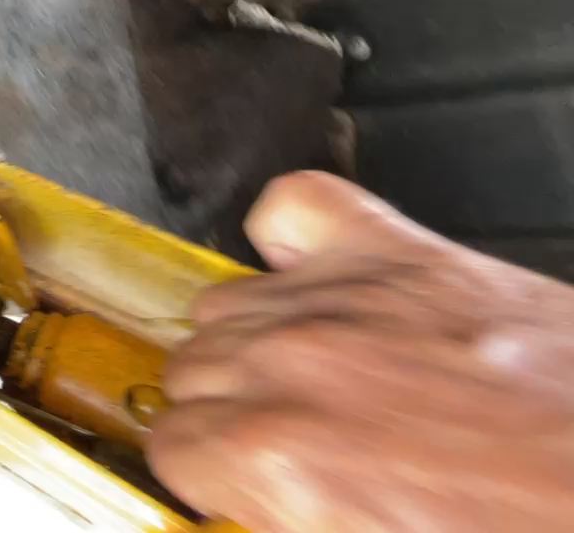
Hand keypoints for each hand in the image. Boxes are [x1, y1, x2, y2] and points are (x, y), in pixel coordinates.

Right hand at [148, 170, 573, 531]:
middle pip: (190, 372)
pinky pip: (295, 209)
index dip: (215, 479)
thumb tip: (254, 509)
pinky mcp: (398, 255)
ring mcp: (339, 299)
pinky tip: (315, 283)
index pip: (174, 449)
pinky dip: (290, 241)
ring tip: (332, 389)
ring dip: (259, 346)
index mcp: (282, 457)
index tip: (248, 493)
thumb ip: (299, 520)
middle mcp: (286, 364)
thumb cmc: (552, 530)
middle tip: (307, 458)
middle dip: (234, 418)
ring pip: (222, 306)